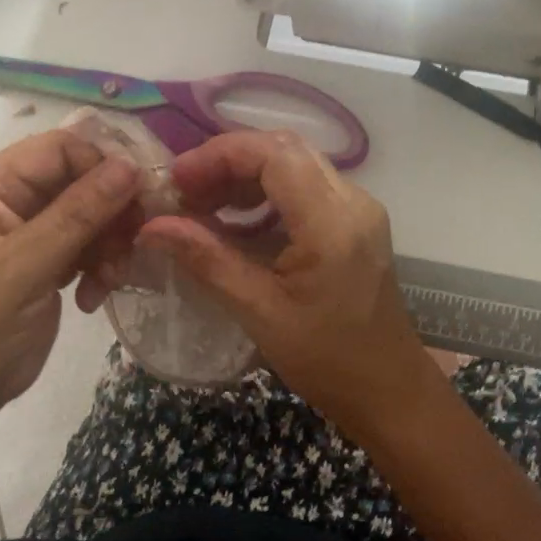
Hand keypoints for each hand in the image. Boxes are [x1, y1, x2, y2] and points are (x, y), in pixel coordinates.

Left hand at [0, 130, 141, 422]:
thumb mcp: (24, 269)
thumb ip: (78, 213)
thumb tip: (131, 164)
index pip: (61, 148)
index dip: (105, 165)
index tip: (143, 196)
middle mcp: (8, 200)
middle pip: (83, 179)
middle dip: (112, 212)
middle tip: (133, 245)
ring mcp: (28, 233)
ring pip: (93, 214)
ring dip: (110, 245)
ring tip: (108, 281)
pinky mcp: (45, 262)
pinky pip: (89, 246)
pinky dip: (100, 268)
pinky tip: (93, 298)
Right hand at [137, 131, 433, 434]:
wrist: (388, 390)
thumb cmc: (327, 360)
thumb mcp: (260, 313)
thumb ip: (208, 260)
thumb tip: (152, 225)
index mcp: (332, 222)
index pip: (275, 154)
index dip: (220, 155)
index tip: (177, 180)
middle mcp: (353, 201)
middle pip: (286, 150)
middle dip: (229, 161)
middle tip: (183, 191)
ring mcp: (360, 209)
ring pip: (297, 164)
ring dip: (247, 175)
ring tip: (201, 205)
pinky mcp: (357, 222)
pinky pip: (308, 187)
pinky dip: (268, 193)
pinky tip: (235, 221)